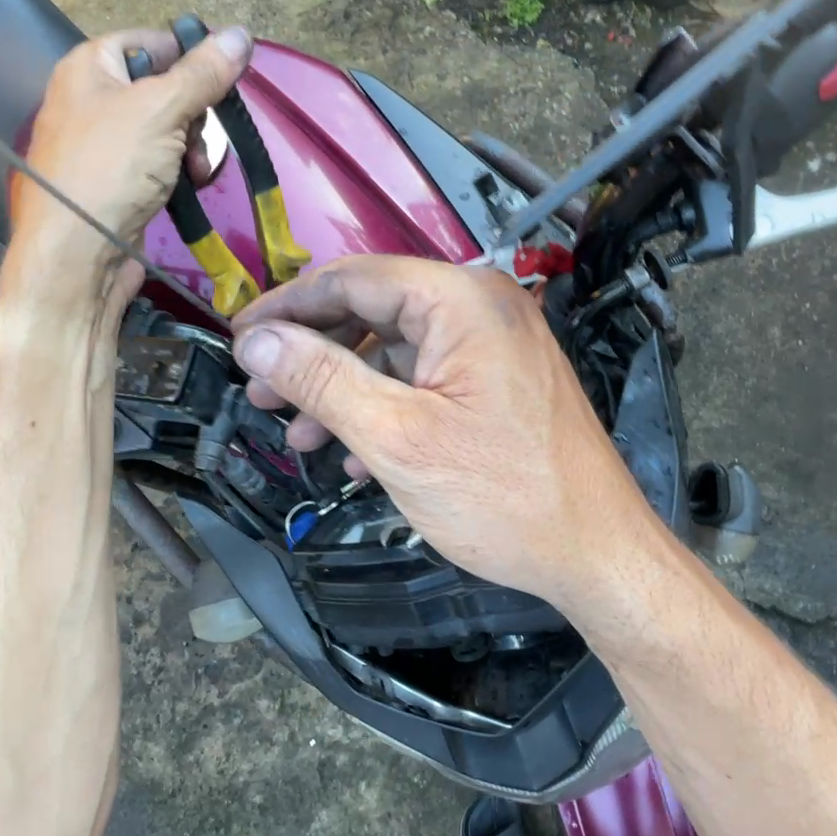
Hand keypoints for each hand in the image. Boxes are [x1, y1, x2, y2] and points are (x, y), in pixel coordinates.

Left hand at [10, 26, 250, 280]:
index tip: (219, 85)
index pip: (152, 41)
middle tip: (198, 139)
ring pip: (169, 129)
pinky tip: (188, 188)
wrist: (77, 255)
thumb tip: (241, 34)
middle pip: (165, 87)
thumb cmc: (110, 169)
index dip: (189, 60)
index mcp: (91, 66)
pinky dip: (179, 173)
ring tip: (196, 174)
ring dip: (193, 149)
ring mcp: (105, 144)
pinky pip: (159, 162)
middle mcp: (93, 99)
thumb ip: (202, 73)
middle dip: (195, 115)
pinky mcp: (118, 182)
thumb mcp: (161, 110)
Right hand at [231, 256, 665, 608]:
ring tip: (300, 431)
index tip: (239, 338)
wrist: (597, 556)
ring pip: (394, 352)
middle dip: (312, 353)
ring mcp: (493, 347)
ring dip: (342, 388)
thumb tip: (258, 341)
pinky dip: (383, 408)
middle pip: (372, 311)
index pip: (352, 279)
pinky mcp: (498, 384)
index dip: (287, 307)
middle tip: (260, 392)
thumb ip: (322, 380)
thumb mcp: (396, 438)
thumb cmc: (503, 497)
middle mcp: (481, 309)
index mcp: (461, 301)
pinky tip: (353, 453)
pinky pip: (425, 380)